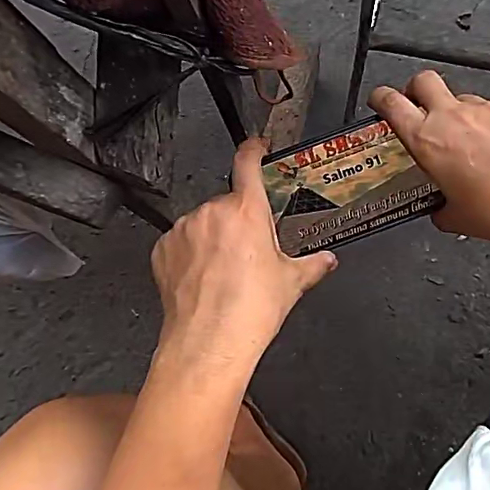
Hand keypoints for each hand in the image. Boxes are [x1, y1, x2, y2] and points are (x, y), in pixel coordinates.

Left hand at [150, 139, 339, 370]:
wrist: (209, 343)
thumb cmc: (249, 312)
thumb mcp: (291, 283)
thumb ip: (312, 264)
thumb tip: (325, 260)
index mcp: (246, 211)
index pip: (247, 163)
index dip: (253, 149)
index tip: (256, 146)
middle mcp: (212, 213)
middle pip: (228, 204)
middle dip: (237, 222)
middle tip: (248, 253)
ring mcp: (184, 230)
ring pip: (202, 223)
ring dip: (212, 238)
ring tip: (224, 274)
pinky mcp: (163, 249)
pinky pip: (181, 242)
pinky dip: (190, 254)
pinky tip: (203, 279)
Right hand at [369, 71, 489, 261]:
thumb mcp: (457, 218)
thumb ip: (439, 207)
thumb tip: (441, 209)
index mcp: (426, 138)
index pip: (390, 100)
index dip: (380, 98)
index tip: (380, 103)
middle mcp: (453, 116)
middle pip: (422, 79)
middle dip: (414, 90)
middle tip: (416, 110)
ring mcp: (487, 110)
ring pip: (460, 97)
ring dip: (455, 112)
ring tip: (466, 144)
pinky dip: (488, 125)